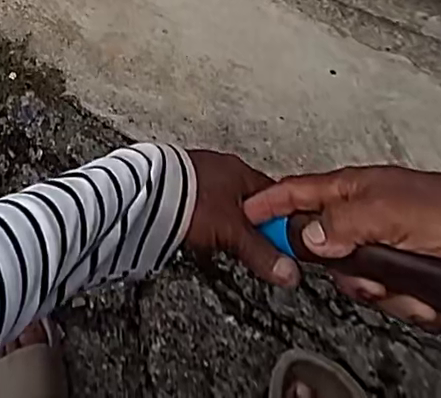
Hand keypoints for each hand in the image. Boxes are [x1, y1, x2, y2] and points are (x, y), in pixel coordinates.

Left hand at [184, 150, 299, 287]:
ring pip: (227, 204)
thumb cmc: (193, 200)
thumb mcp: (233, 231)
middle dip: (254, 226)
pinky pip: (206, 206)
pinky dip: (209, 221)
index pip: (275, 197)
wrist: (150, 189)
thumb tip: (289, 272)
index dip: (282, 222)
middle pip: (250, 202)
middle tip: (255, 251)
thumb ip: (262, 252)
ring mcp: (203, 174)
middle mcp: (224, 168)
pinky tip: (204, 235)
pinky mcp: (184, 185)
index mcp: (242, 172)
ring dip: (230, 225)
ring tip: (228, 245)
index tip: (286, 246)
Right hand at [242, 166, 440, 331]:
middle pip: (329, 252)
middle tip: (374, 277)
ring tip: (414, 286)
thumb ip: (342, 223)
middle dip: (351, 275)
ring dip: (388, 294)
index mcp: (353, 190)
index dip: (272, 202)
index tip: (247, 211)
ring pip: (361, 281)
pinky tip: (430, 295)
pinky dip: (411, 303)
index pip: (300, 192)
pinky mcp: (406, 269)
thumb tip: (306, 236)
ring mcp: (385, 243)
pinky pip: (390, 297)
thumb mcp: (389, 213)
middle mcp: (364, 215)